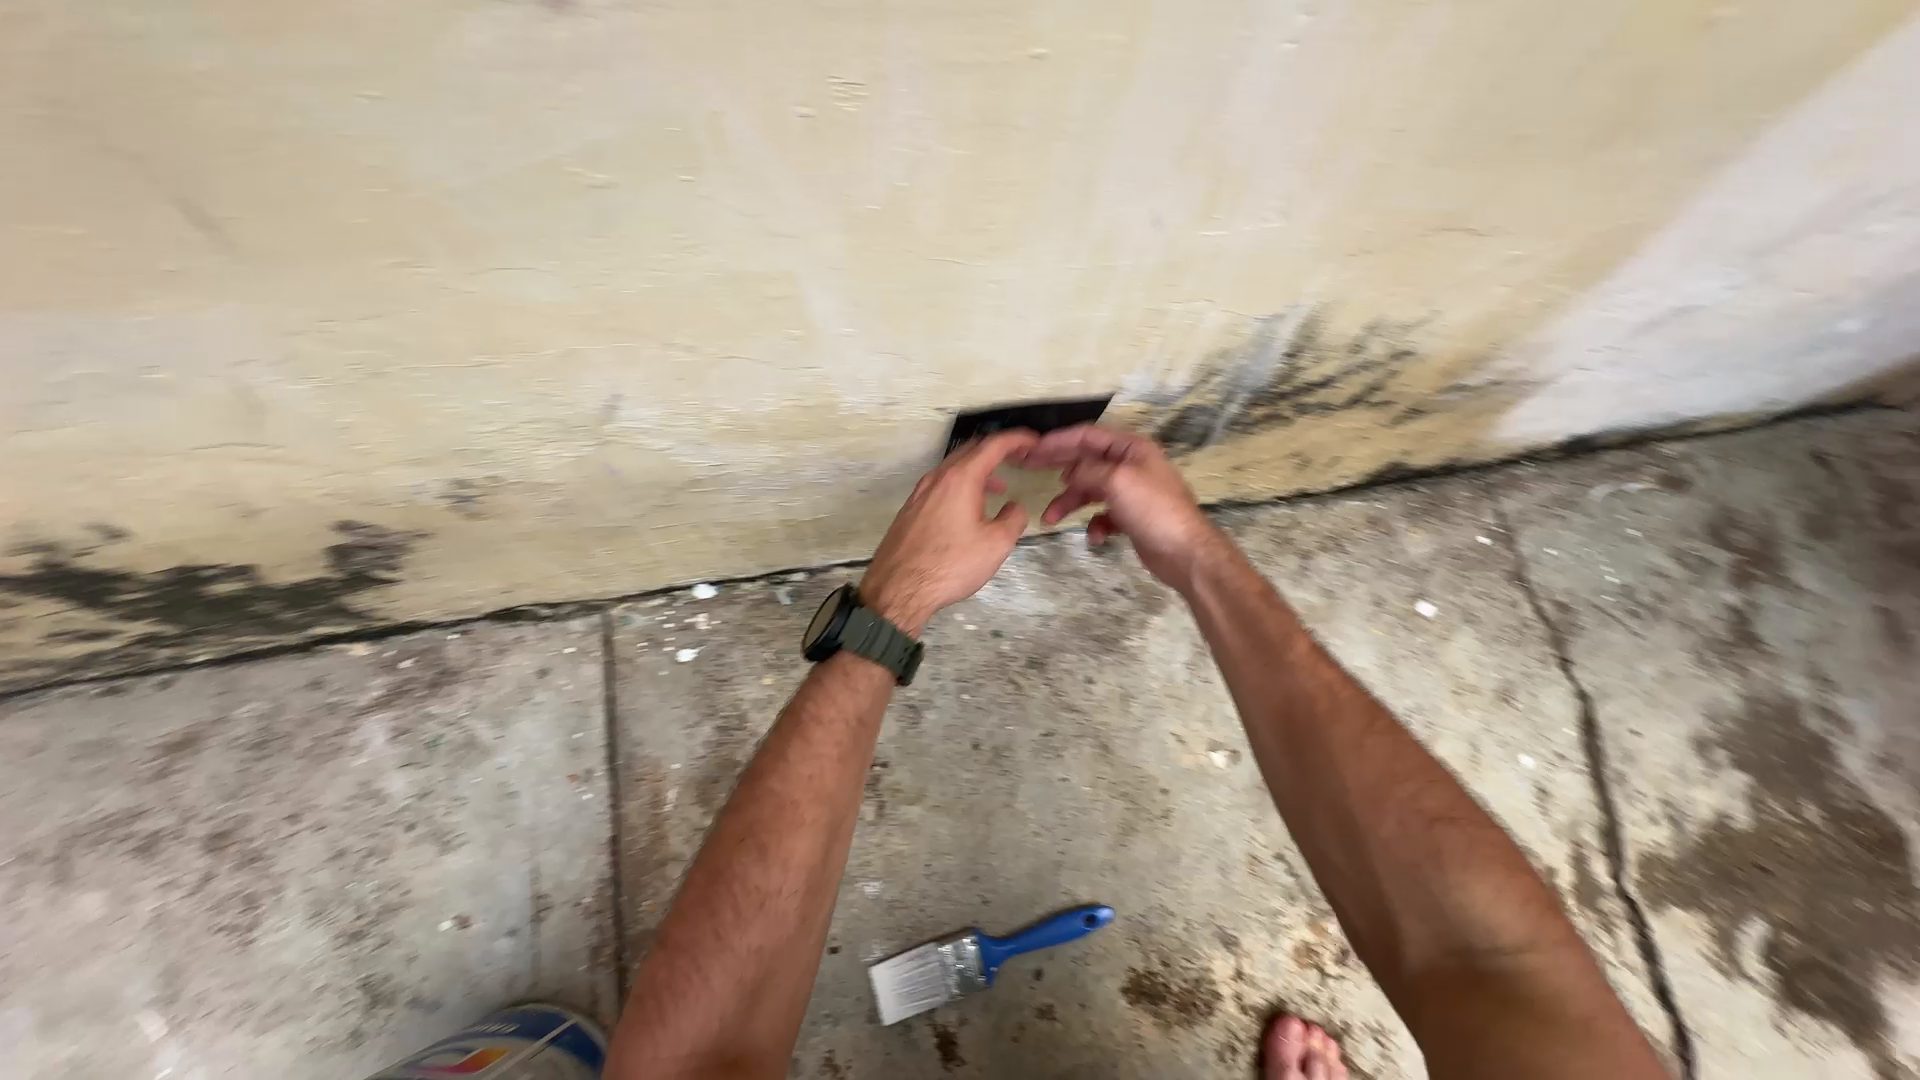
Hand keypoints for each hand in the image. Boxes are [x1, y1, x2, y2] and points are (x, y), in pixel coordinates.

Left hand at [859, 429, 1040, 634]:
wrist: (899, 590)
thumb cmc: (949, 566)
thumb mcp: (996, 544)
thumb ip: (1013, 518)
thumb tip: (1014, 508)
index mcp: (960, 479)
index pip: (993, 445)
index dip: (1017, 439)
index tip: (1033, 441)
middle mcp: (937, 479)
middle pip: (970, 451)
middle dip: (997, 451)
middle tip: (1018, 458)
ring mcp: (919, 494)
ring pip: (953, 469)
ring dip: (978, 472)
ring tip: (998, 489)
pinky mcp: (910, 511)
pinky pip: (940, 487)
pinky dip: (960, 487)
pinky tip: (968, 510)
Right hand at [1015, 424, 1223, 590]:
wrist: (1184, 551)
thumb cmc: (1153, 509)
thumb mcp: (1116, 481)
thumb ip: (1087, 470)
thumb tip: (1070, 472)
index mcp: (1131, 448)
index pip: (1087, 436)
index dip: (1057, 441)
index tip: (1032, 450)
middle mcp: (1131, 465)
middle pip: (1086, 461)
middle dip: (1059, 469)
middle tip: (1029, 471)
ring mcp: (1131, 492)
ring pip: (1090, 491)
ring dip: (1070, 503)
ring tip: (1050, 519)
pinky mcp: (1131, 516)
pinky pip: (1103, 515)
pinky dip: (1094, 524)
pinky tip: (1096, 535)